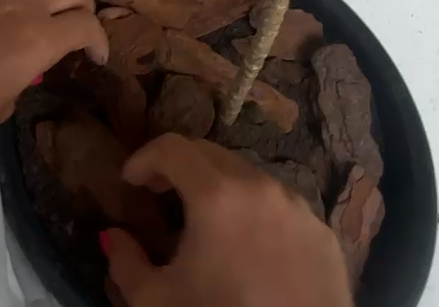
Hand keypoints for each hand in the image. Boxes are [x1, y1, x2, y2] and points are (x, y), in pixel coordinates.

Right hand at [103, 135, 352, 306]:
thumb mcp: (156, 303)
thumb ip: (125, 262)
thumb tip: (114, 236)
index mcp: (216, 194)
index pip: (171, 147)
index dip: (144, 158)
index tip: (129, 181)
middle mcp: (259, 185)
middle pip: (210, 154)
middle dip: (179, 168)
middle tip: (160, 195)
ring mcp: (297, 207)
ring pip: (248, 177)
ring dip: (219, 189)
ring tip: (207, 226)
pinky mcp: (324, 234)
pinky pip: (281, 207)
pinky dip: (256, 214)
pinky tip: (250, 250)